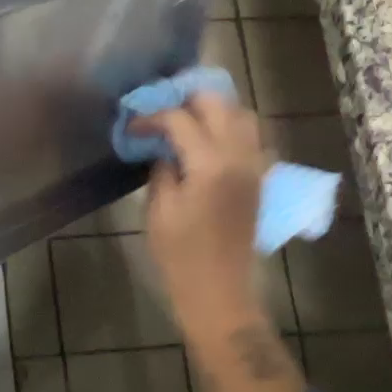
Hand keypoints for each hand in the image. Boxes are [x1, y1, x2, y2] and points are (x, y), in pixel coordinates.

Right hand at [140, 94, 271, 325]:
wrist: (218, 291)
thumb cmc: (181, 257)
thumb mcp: (159, 211)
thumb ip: (161, 170)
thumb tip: (162, 149)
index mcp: (210, 163)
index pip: (179, 118)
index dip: (152, 117)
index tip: (133, 126)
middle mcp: (239, 155)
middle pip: (217, 103)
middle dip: (186, 101)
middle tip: (161, 114)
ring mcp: (254, 166)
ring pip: (241, 115)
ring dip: (213, 111)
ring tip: (186, 123)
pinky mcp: (259, 179)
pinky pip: (251, 139)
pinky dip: (230, 130)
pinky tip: (209, 144)